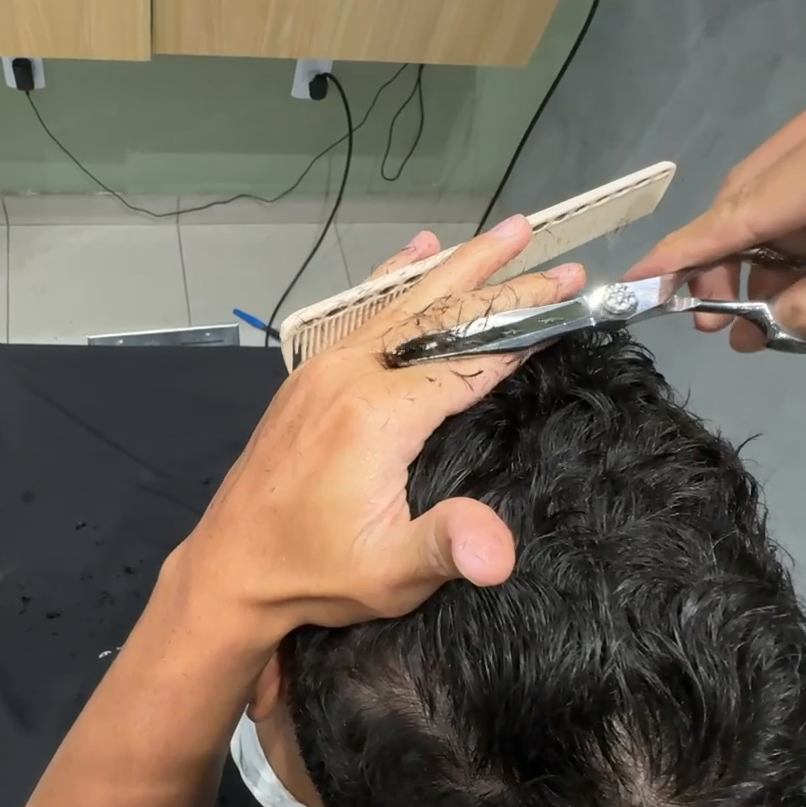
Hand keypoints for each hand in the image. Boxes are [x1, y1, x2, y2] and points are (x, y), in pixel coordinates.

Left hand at [167, 216, 586, 640]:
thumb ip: (445, 548)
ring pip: (402, 303)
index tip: (574, 300)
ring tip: (508, 233)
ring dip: (460, 268)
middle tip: (566, 267)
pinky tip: (418, 250)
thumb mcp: (386, 573)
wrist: (231, 564)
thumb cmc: (312, 572)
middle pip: (442, 317)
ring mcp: (322, 369)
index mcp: (377, 414)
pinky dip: (395, 278)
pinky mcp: (307, 377)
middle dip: (507, 289)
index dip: (526, 330)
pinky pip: (361, 314)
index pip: (470, 358)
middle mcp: (349, 374)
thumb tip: (501, 553)